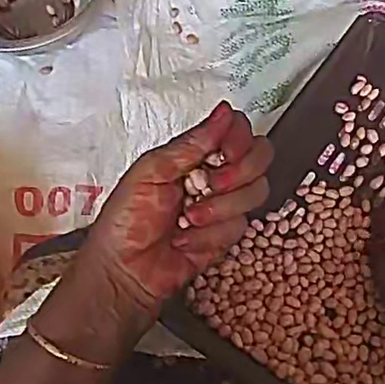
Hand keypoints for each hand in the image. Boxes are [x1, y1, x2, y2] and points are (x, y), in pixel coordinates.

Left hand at [35, 103, 271, 362]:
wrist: (124, 271)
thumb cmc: (125, 221)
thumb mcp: (151, 171)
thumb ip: (191, 144)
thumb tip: (224, 113)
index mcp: (195, 154)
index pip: (238, 131)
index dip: (239, 140)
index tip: (224, 153)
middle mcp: (215, 175)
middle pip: (260, 159)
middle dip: (238, 173)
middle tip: (210, 185)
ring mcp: (225, 205)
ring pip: (255, 193)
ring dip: (219, 208)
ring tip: (186, 219)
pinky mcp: (228, 235)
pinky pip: (239, 227)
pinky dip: (210, 235)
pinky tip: (186, 240)